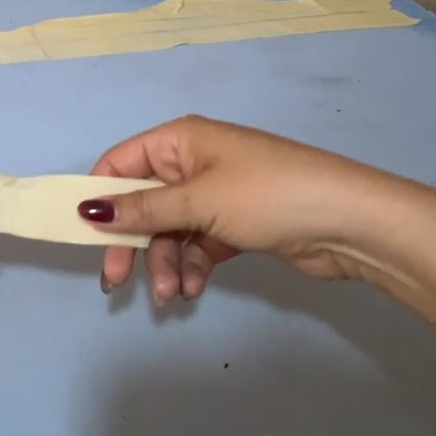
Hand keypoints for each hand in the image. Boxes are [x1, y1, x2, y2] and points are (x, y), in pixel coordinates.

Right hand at [87, 116, 385, 300]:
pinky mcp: (235, 226)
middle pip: (142, 203)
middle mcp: (192, 164)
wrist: (350, 222)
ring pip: (169, 231)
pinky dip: (191, 267)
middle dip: (130, 243)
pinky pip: (196, 246)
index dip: (100, 197)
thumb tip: (87, 209)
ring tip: (172, 294)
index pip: (120, 163)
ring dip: (164, 263)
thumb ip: (141, 208)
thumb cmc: (267, 194)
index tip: (84, 234)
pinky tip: (194, 289)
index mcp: (179, 141)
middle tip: (115, 281)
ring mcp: (215, 197)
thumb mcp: (198, 200)